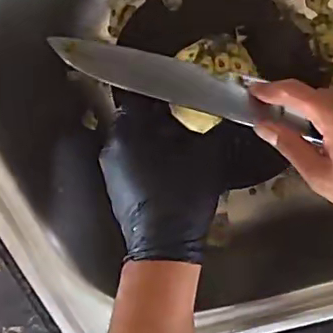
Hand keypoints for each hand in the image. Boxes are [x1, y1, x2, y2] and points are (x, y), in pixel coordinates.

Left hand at [98, 92, 227, 262]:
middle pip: (138, 117)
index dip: (162, 88)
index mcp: (129, 127)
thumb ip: (214, 126)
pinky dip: (149, 159)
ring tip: (181, 146)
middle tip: (187, 120)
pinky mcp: (114, 186)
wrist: (165, 244)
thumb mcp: (208, 154)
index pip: (141, 93)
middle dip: (161, 117)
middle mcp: (111, 143)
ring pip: (135, 140)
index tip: (179, 89)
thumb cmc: (184, 193)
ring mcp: (109, 167)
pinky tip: (170, 169)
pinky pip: (132, 161)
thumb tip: (223, 109)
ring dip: (155, 139)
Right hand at [248, 80, 332, 225]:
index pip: (295, 92)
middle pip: (319, 95)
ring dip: (324, 114)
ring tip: (317, 140)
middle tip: (282, 120)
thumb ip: (290, 146)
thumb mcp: (319, 174)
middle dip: (298, 104)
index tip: (254, 92)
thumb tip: (265, 126)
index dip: (271, 90)